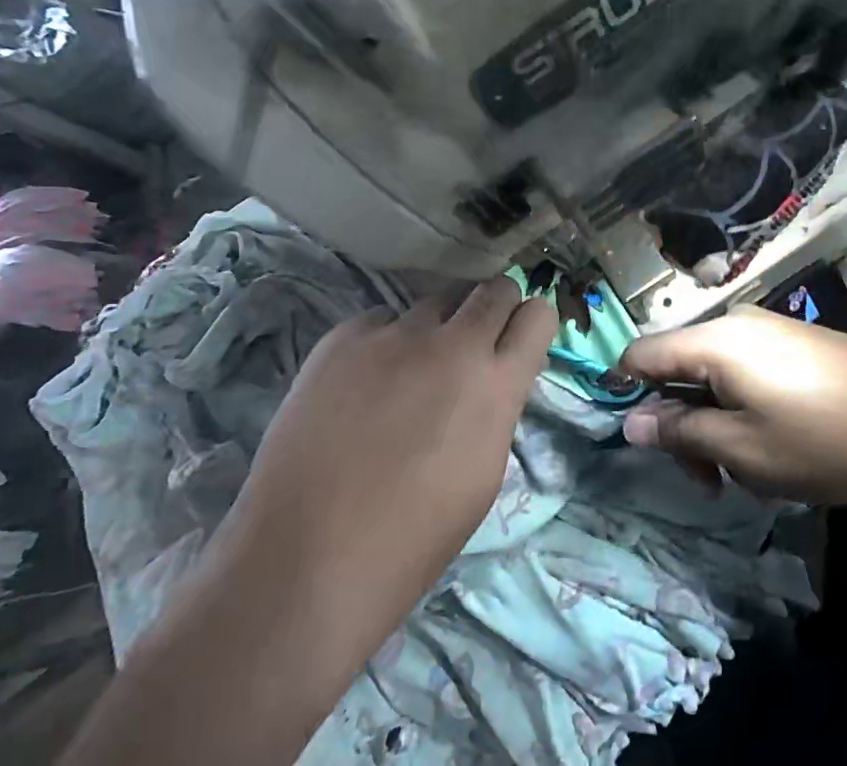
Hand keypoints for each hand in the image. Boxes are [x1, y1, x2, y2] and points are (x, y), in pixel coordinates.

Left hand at [223, 277, 557, 601]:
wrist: (309, 557)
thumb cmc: (416, 534)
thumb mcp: (486, 471)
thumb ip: (496, 408)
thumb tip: (493, 380)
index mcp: (496, 384)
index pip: (537, 316)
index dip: (535, 321)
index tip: (525, 335)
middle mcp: (452, 346)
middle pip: (493, 290)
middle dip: (497, 307)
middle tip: (480, 338)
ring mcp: (392, 337)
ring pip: (435, 303)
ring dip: (439, 327)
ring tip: (414, 369)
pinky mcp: (340, 340)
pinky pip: (380, 321)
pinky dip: (385, 342)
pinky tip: (365, 383)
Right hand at [618, 306, 846, 503]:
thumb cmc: (826, 442)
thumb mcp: (743, 449)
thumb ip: (680, 433)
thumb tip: (631, 422)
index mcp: (715, 339)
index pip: (641, 354)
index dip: (628, 395)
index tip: (646, 445)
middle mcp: (738, 322)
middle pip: (679, 366)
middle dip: (681, 422)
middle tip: (709, 480)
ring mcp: (773, 330)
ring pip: (716, 374)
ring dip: (716, 423)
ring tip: (749, 472)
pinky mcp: (801, 344)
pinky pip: (749, 372)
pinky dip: (745, 409)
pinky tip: (778, 446)